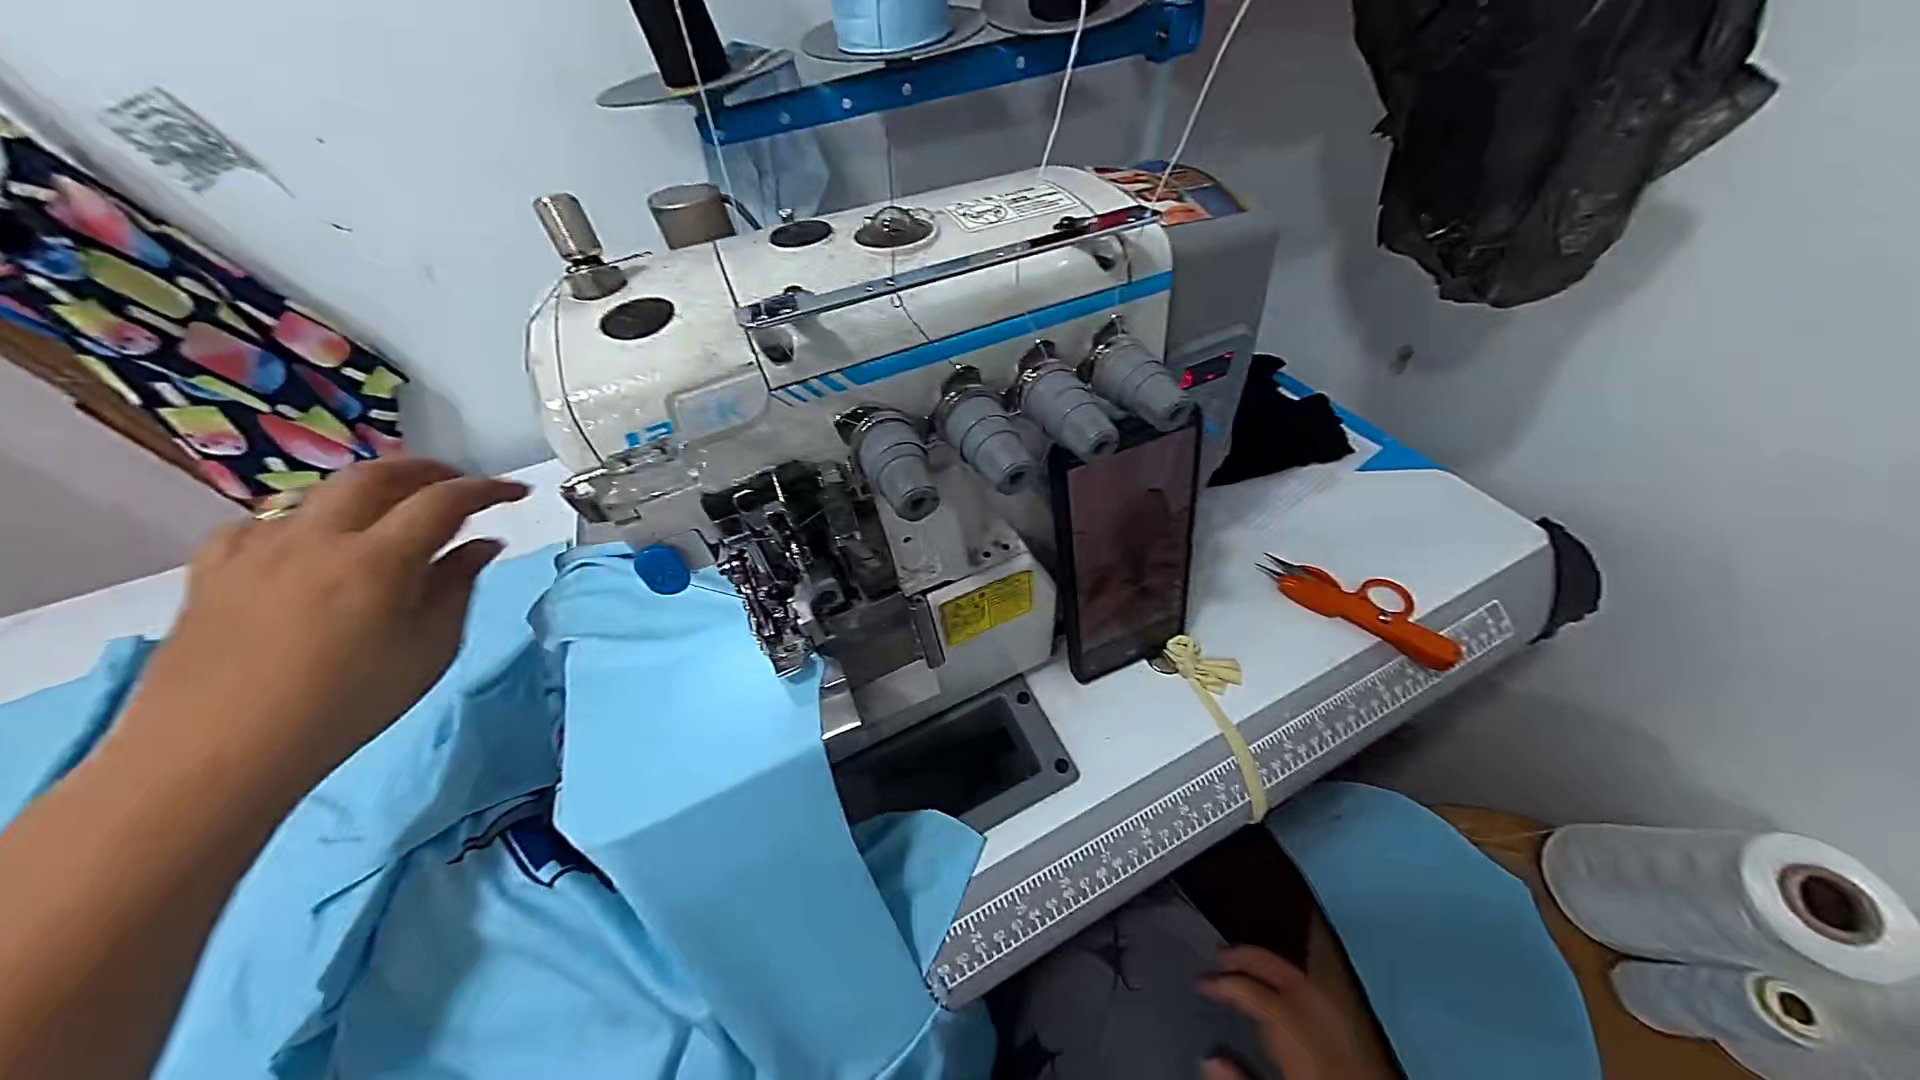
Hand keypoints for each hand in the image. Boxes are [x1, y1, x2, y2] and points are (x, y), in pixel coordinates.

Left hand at [118, 458, 528, 787]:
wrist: (218, 753)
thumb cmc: (347, 705)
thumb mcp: (430, 649)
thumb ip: (457, 586)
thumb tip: (481, 545)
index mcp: (378, 561)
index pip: (445, 501)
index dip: (488, 489)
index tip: (515, 492)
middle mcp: (317, 538)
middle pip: (377, 474)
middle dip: (428, 470)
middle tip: (460, 483)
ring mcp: (258, 548)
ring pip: (321, 493)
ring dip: (370, 493)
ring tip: (393, 513)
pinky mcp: (213, 568)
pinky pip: (263, 522)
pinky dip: (303, 522)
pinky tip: (310, 546)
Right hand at [1199, 946, 1360, 1079]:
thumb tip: (1211, 1060)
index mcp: (1308, 1050)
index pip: (1263, 997)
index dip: (1228, 984)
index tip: (1204, 983)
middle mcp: (1329, 1032)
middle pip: (1288, 975)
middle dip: (1250, 958)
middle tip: (1221, 958)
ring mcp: (1349, 1034)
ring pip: (1306, 980)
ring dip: (1271, 966)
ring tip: (1245, 964)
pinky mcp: (1361, 1044)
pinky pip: (1322, 996)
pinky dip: (1295, 985)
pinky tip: (1282, 993)